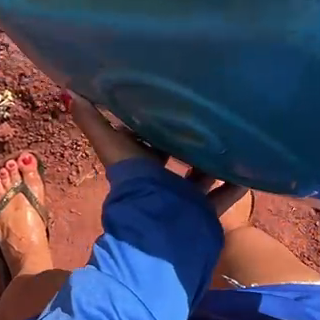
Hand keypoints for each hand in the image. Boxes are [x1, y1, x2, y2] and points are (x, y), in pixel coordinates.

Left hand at [69, 94, 249, 218]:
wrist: (160, 227)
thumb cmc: (135, 181)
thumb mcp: (111, 144)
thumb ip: (92, 121)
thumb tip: (70, 92)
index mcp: (138, 161)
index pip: (146, 135)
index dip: (154, 117)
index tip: (172, 95)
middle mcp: (160, 177)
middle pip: (176, 152)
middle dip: (189, 135)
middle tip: (209, 111)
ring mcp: (183, 196)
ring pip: (202, 172)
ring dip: (214, 158)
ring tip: (234, 136)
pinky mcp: (202, 211)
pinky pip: (222, 196)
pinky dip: (234, 185)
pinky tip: (250, 169)